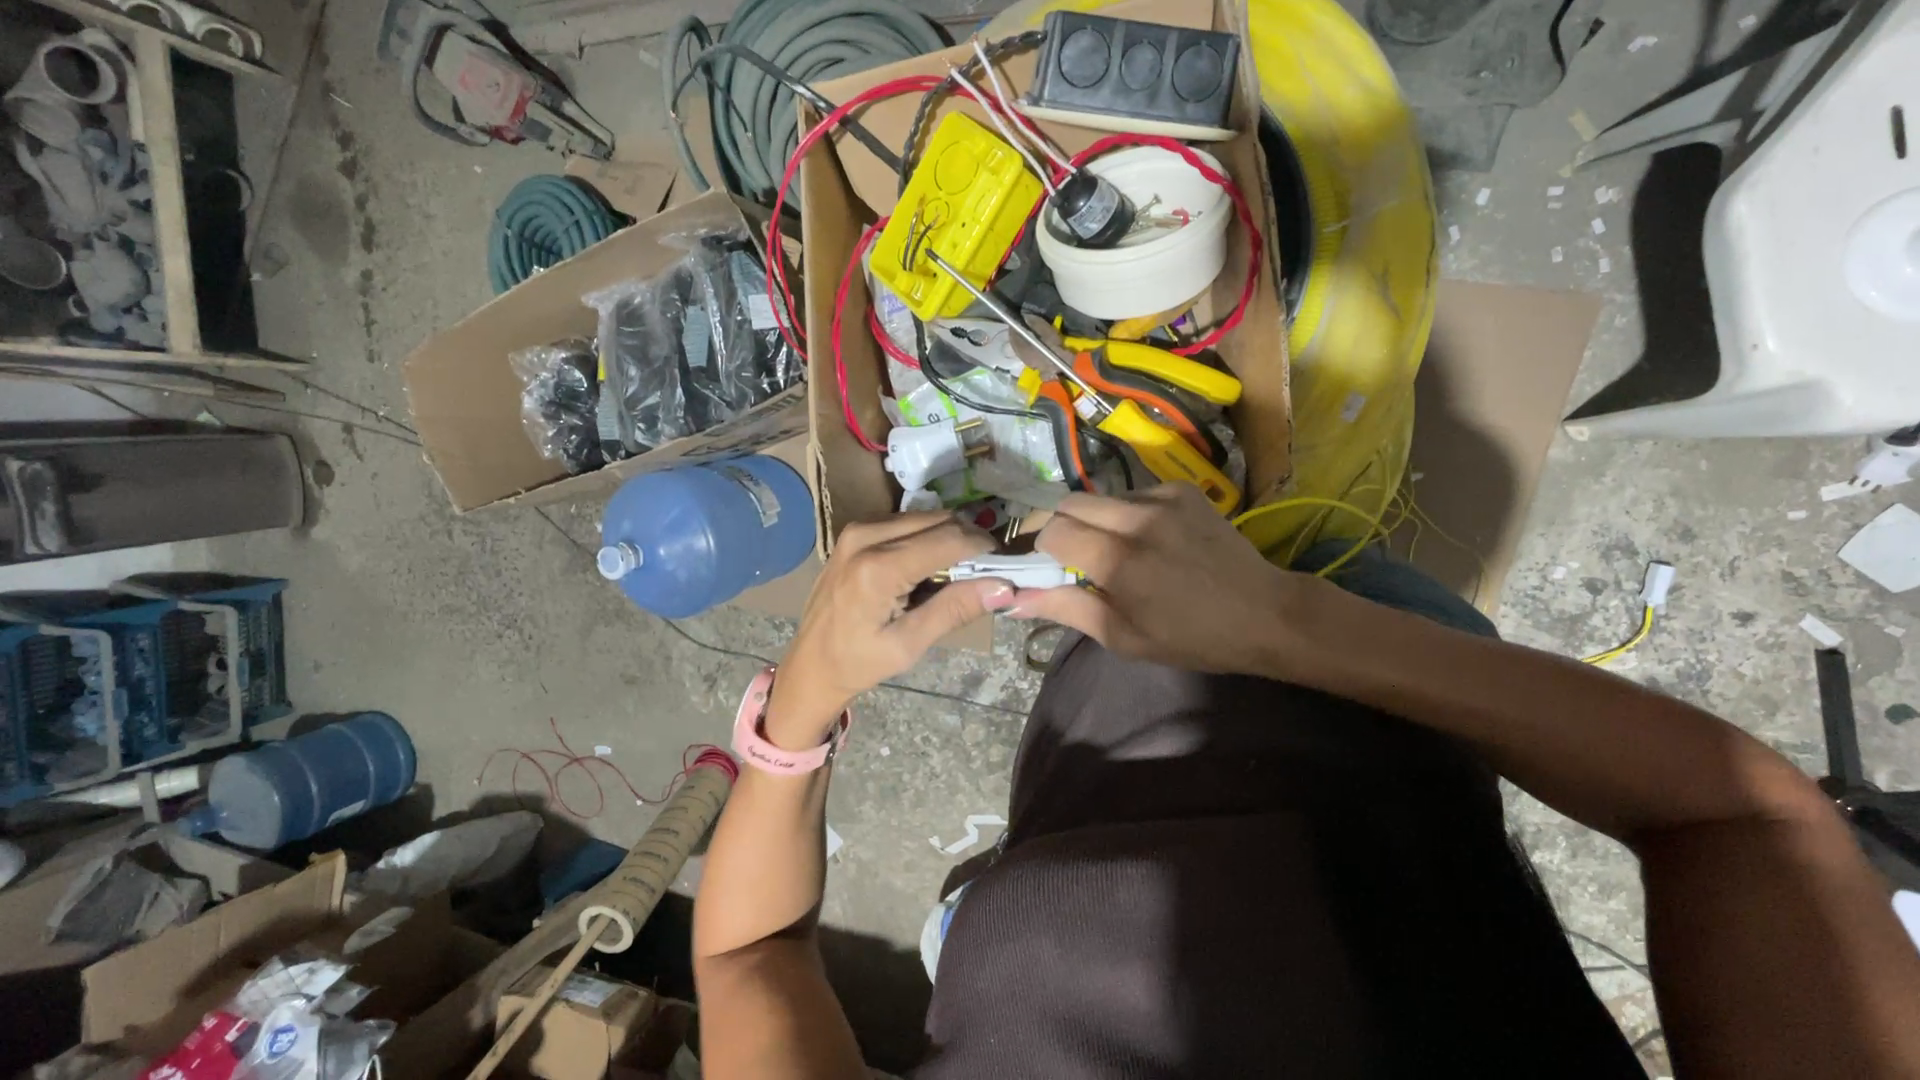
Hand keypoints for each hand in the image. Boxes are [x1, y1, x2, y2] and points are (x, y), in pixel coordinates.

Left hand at [767, 513, 1014, 746]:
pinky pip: (905, 522)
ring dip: (949, 538)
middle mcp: (866, 536)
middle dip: (969, 541)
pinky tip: (930, 567)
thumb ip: (954, 609)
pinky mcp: (855, 531)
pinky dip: (927, 537)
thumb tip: (1004, 587)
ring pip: (924, 517)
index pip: (949, 539)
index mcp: (878, 568)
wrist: (809, 663)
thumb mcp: (908, 644)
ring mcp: (857, 530)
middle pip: (939, 521)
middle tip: (986, 572)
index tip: (1004, 567)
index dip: (983, 549)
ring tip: (959, 573)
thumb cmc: (858, 662)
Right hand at [1007, 485, 1311, 673]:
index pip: (1052, 532)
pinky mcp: (1183, 490)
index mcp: (1118, 561)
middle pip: (1069, 503)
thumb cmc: (1191, 638)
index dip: (1044, 551)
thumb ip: (1067, 609)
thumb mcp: (1123, 637)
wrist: (1264, 614)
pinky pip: (1134, 492)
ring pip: (1101, 496)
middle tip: (1076, 557)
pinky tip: (1150, 539)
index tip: (1053, 570)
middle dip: (1062, 527)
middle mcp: (1136, 519)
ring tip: (1117, 550)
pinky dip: (1128, 512)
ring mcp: (1163, 498)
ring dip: (1096, 519)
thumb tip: (1014, 599)